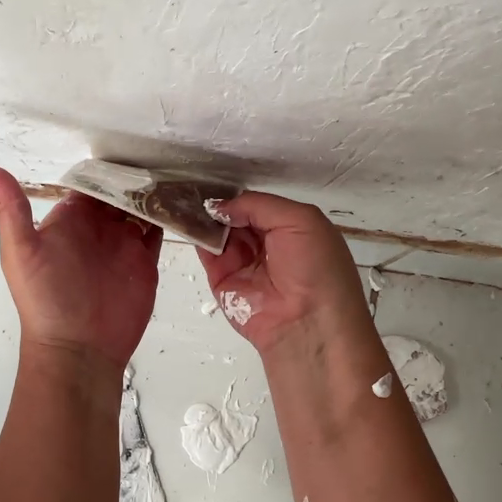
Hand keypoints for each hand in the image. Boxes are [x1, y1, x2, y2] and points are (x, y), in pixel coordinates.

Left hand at [0, 163, 161, 369]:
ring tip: (173, 170)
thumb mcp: (20, 250)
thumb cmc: (46, 301)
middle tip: (158, 152)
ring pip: (141, 207)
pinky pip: (158, 231)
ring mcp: (123, 245)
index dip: (104, 167)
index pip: (89, 183)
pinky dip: (169, 215)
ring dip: (153, 191)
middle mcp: (97, 229)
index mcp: (68, 220)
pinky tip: (180, 200)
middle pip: (119, 191)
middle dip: (135, 175)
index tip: (124, 144)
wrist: (78, 348)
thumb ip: (9, 207)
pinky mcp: (145, 263)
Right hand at [198, 192, 367, 352]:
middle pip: (235, 217)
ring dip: (204, 218)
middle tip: (194, 188)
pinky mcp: (222, 282)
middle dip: (218, 204)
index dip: (239, 195)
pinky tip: (187, 220)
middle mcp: (266, 245)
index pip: (258, 205)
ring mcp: (243, 264)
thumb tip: (221, 206)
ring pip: (218, 233)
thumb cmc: (316, 267)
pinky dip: (196, 237)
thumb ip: (258, 205)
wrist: (307, 322)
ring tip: (185, 200)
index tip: (216, 179)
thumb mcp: (299, 220)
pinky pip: (207, 254)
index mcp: (291, 228)